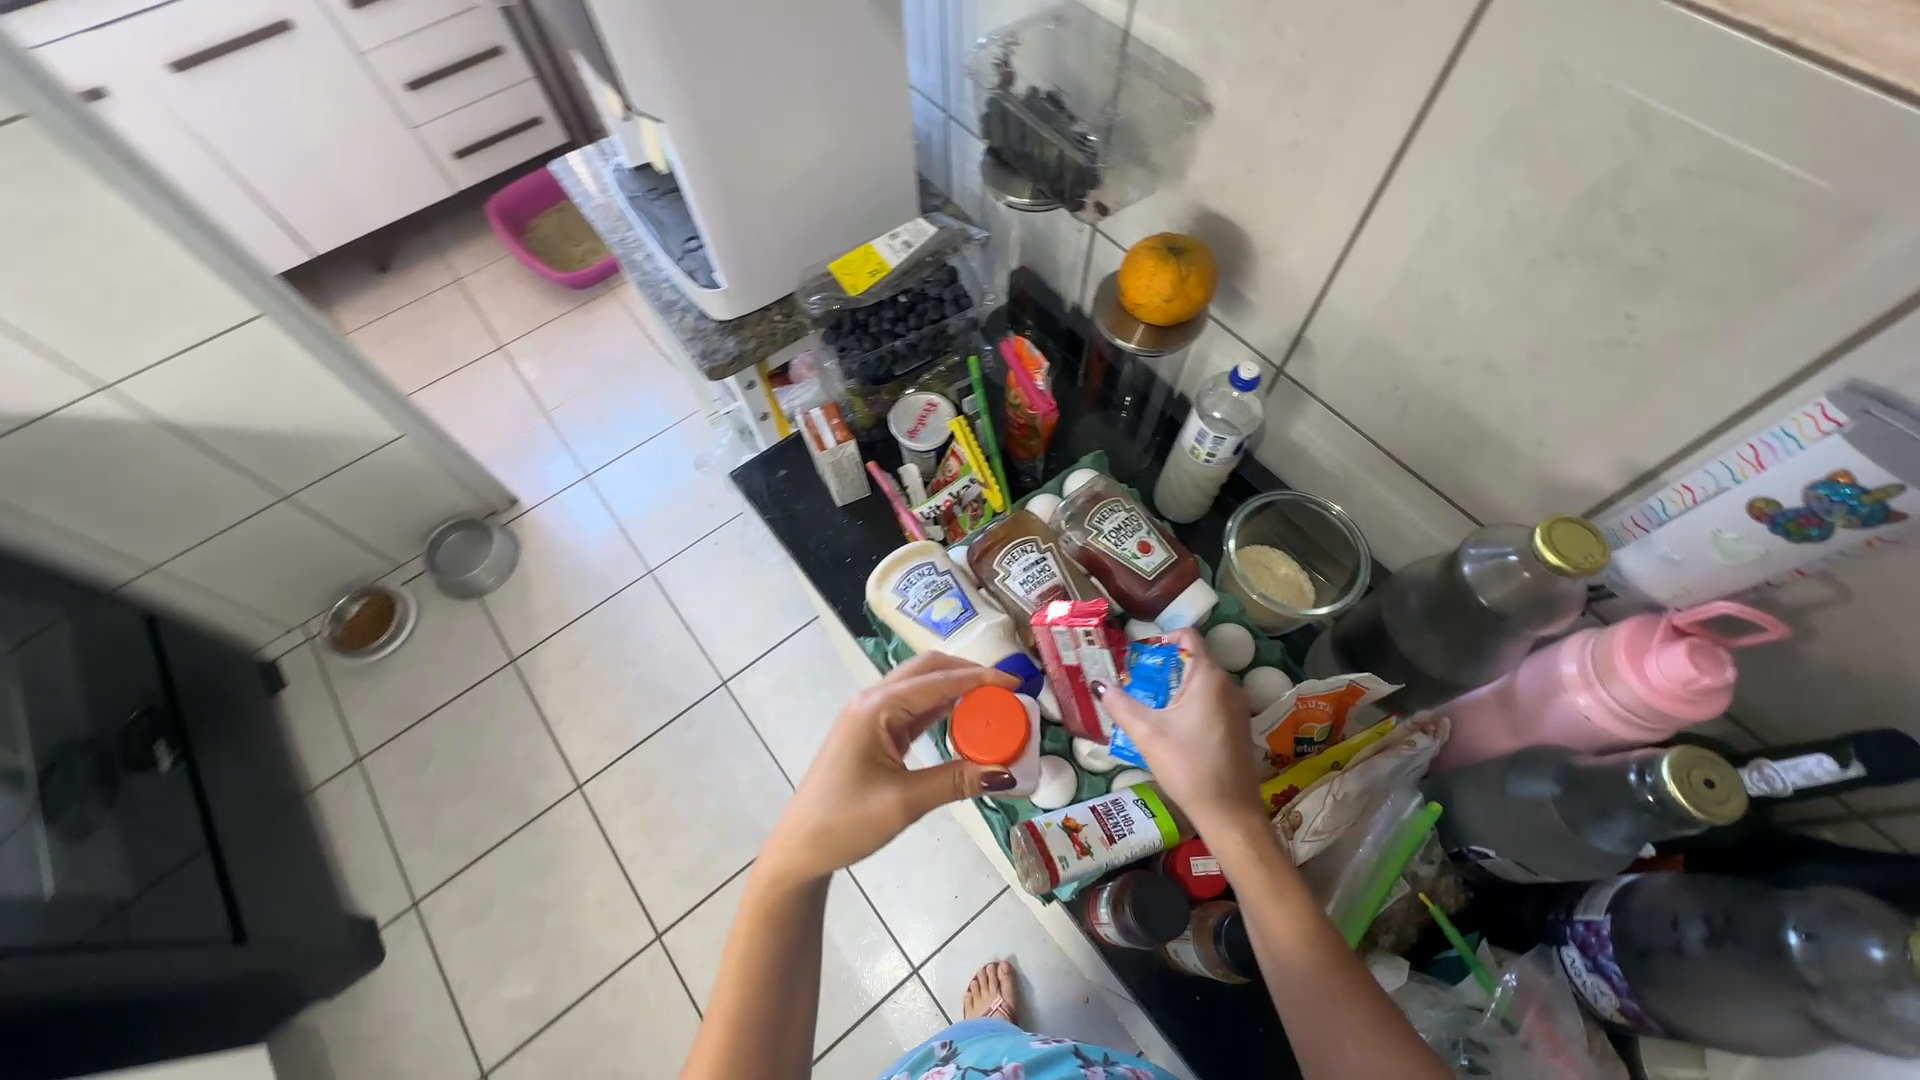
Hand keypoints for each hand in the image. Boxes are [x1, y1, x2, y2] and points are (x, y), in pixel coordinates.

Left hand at [763, 652, 1020, 882]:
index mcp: (875, 708)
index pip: (937, 680)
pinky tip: (967, 720)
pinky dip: (943, 708)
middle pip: (927, 670)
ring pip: (921, 687)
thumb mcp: (904, 802)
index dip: (979, 679)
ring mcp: (871, 716)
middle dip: (969, 674)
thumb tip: (1006, 772)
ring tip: (995, 703)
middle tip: (1008, 691)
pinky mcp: (874, 733)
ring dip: (956, 689)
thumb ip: (957, 782)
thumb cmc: (844, 822)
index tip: (1017, 683)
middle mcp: (872, 701)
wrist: (800, 848)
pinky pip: (914, 709)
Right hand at [1093, 628, 1265, 834]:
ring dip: (1178, 688)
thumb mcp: (1146, 733)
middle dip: (1165, 667)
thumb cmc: (1187, 766)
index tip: (1141, 657)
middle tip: (1138, 685)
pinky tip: (1175, 729)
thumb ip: (1119, 704)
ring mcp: (1238, 706)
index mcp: (1208, 677)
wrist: (1229, 812)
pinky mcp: (1240, 726)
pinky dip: (1193, 704)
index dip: (1163, 639)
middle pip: (1194, 660)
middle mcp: (1229, 685)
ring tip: (1152, 708)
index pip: (1189, 636)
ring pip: (1204, 683)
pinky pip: (1214, 701)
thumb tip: (1098, 684)